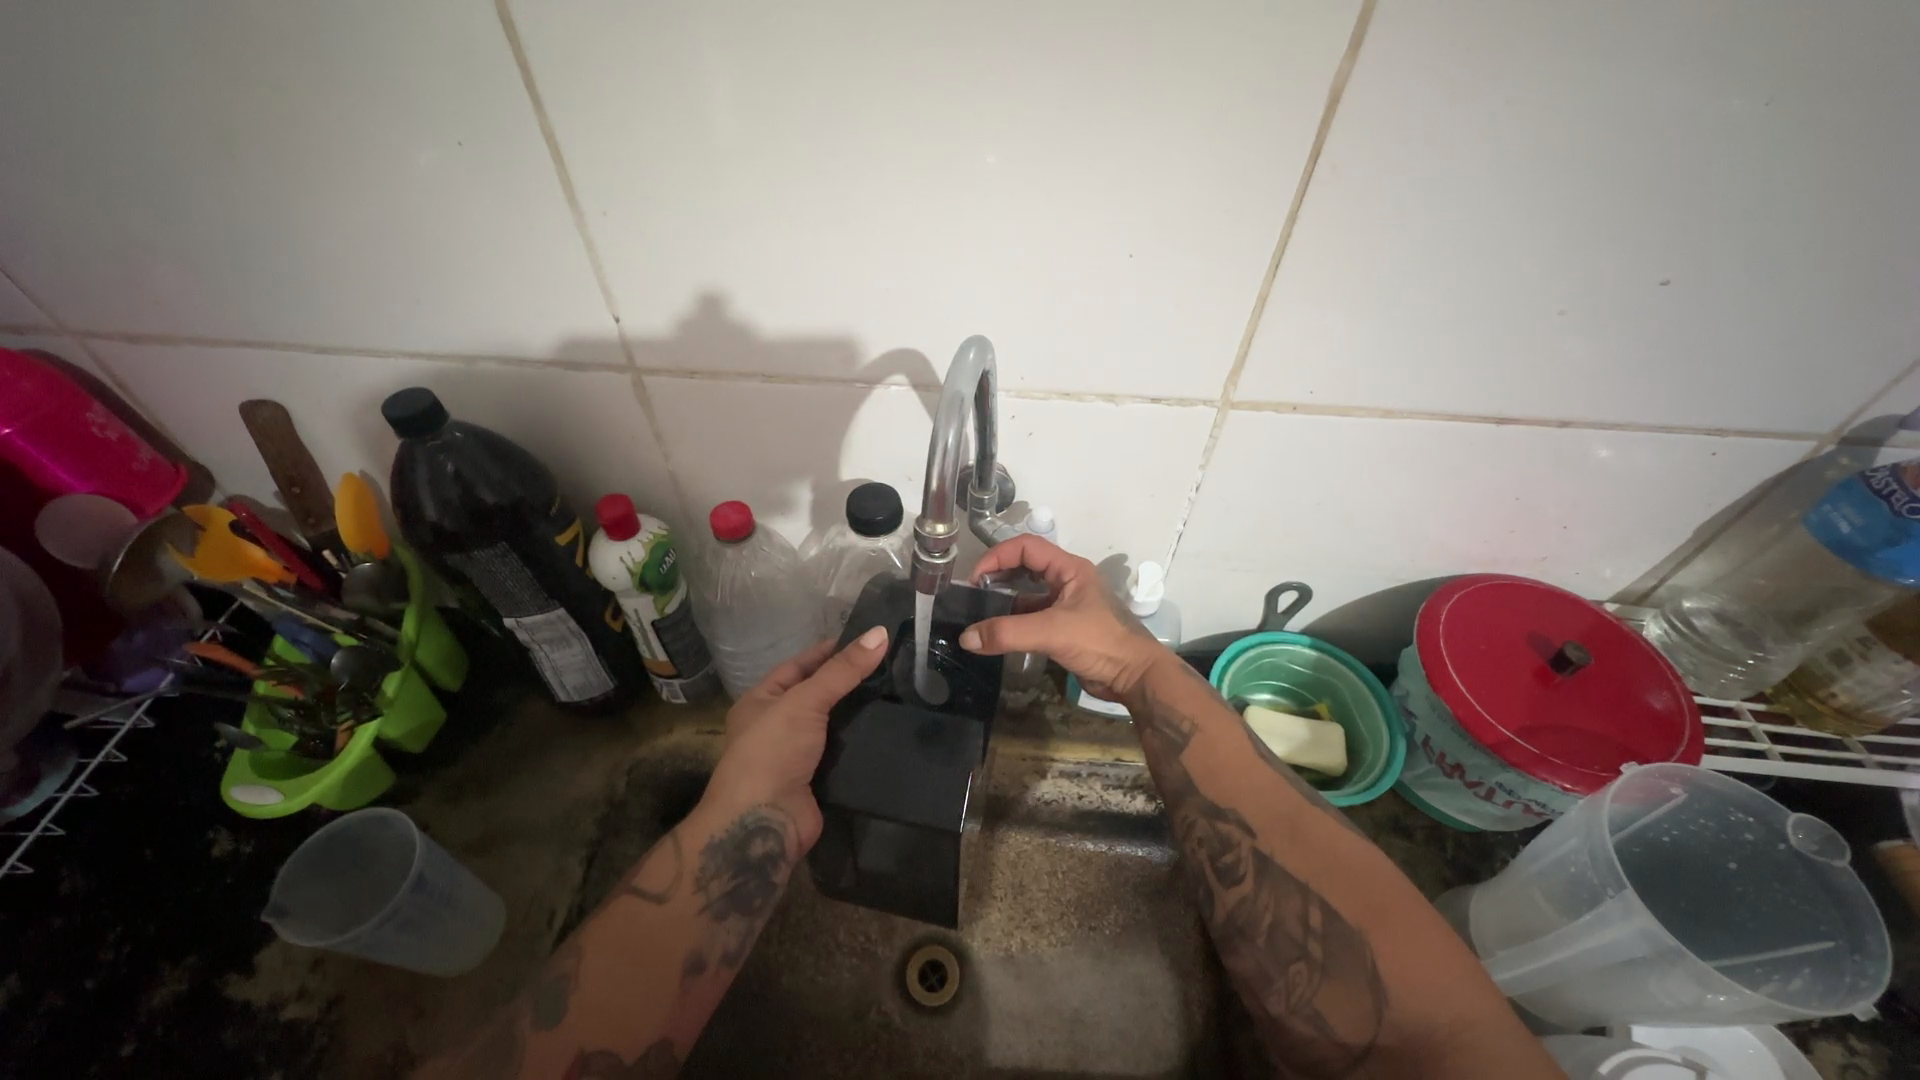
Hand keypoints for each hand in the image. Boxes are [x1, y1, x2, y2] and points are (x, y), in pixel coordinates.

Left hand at [703, 626, 889, 851]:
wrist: (762, 825)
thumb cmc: (772, 752)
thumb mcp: (804, 701)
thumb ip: (842, 671)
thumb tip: (880, 633)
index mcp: (761, 701)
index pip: (799, 667)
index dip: (829, 653)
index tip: (867, 641)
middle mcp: (777, 727)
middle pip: (819, 697)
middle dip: (850, 684)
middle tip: (893, 666)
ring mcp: (798, 756)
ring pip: (835, 727)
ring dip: (861, 716)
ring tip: (901, 693)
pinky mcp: (819, 781)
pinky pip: (846, 755)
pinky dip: (865, 745)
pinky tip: (893, 730)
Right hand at [958, 535, 1169, 702]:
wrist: (1135, 676)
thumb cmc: (1100, 642)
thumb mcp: (1052, 633)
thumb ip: (1008, 633)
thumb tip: (966, 638)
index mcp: (1069, 568)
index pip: (1026, 547)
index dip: (997, 557)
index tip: (974, 578)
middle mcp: (1067, 580)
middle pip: (1025, 566)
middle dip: (998, 575)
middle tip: (973, 594)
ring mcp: (1067, 604)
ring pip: (1028, 593)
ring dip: (1005, 600)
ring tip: (979, 613)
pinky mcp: (1065, 627)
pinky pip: (1033, 616)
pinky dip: (1014, 621)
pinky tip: (998, 634)